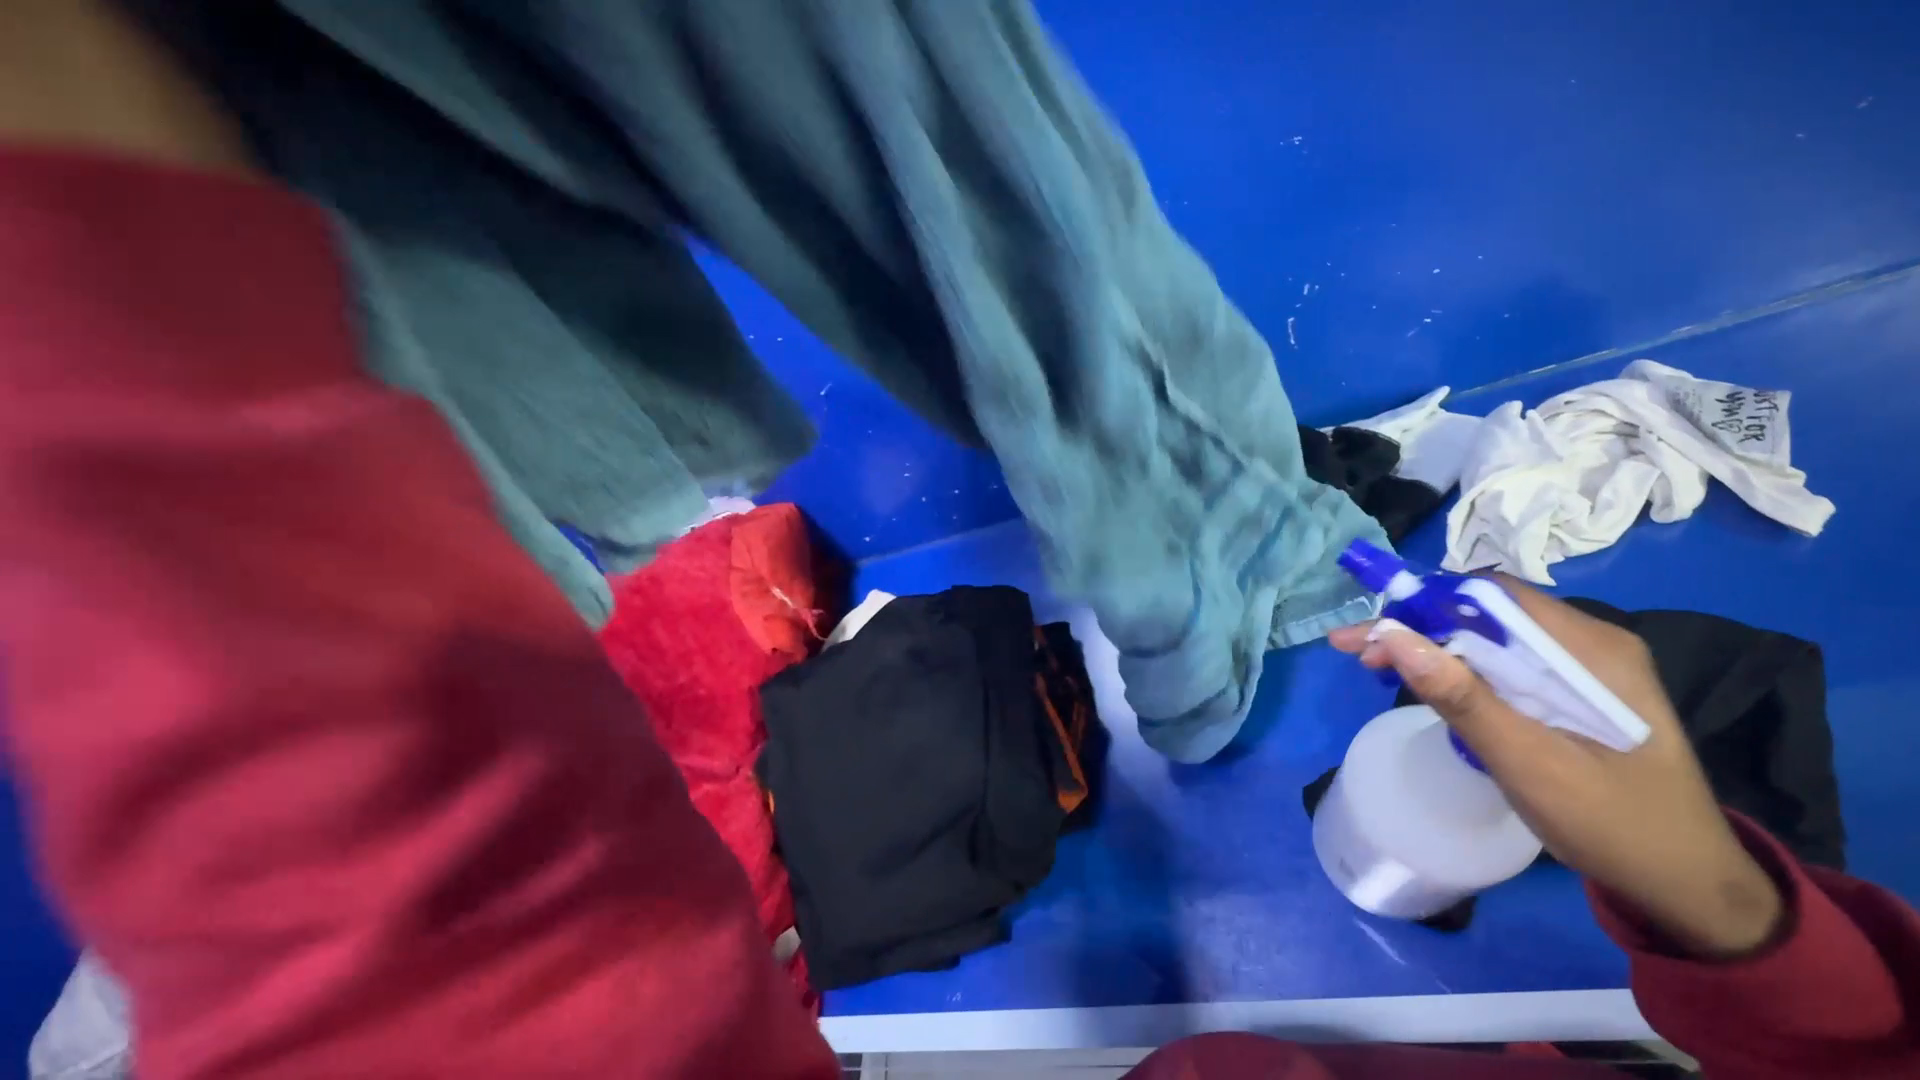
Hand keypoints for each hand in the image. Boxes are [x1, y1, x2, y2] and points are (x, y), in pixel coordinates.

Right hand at [1328, 578, 1782, 957]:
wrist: (1687, 887)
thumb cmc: (1613, 825)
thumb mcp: (1530, 764)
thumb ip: (1463, 698)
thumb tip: (1394, 637)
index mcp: (1593, 651)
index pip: (1493, 597)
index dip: (1423, 604)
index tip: (1370, 632)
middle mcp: (1591, 646)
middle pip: (1488, 613)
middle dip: (1418, 625)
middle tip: (1359, 652)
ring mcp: (1587, 670)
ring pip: (1493, 638)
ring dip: (1434, 647)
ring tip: (1379, 667)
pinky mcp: (1578, 695)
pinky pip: (1508, 664)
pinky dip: (1461, 670)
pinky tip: (1432, 687)